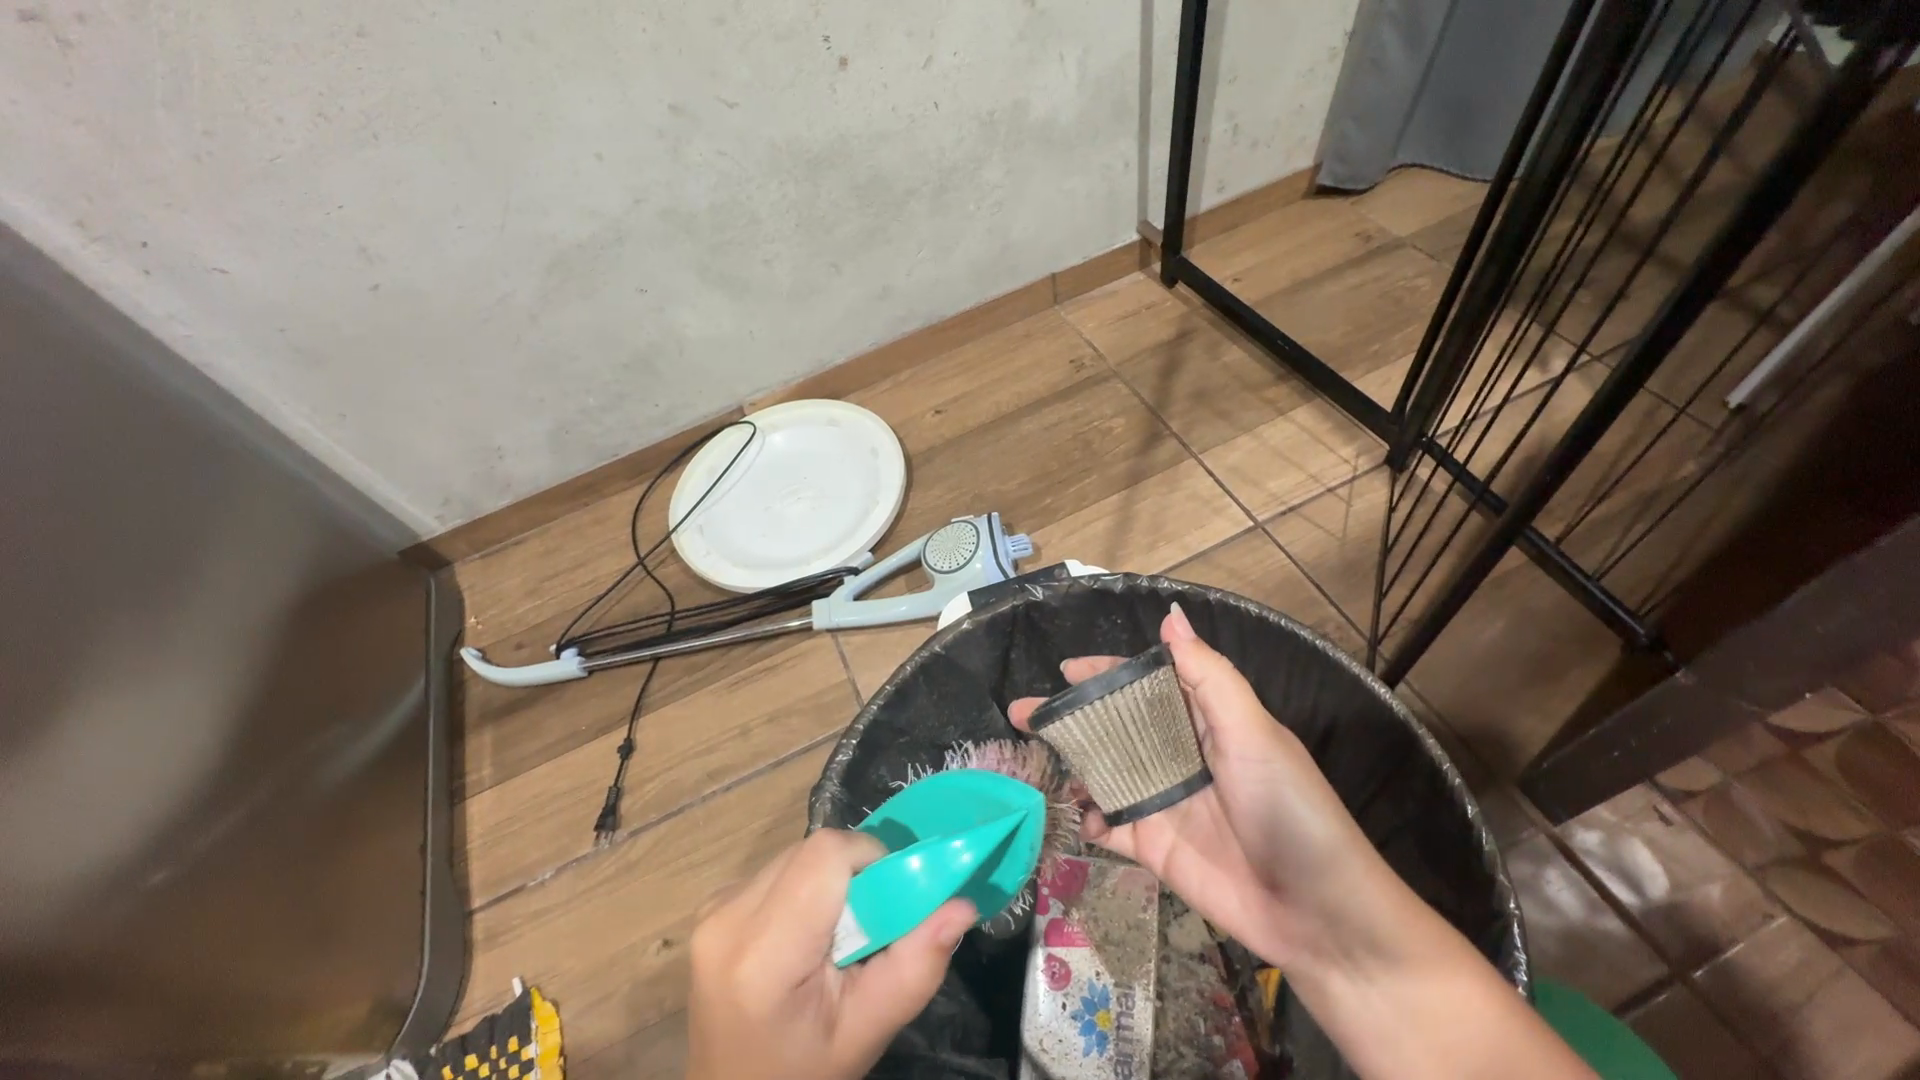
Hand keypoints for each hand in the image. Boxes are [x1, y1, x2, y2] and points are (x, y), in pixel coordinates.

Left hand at [684, 830, 976, 1079]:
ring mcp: (713, 906)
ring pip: (798, 854)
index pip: (826, 854)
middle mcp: (727, 914)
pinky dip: (805, 890)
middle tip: (870, 931)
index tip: (892, 905)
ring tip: (836, 941)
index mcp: (761, 953)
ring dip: (830, 883)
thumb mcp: (866, 1032)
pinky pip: (779, 869)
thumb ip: (915, 967)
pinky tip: (806, 938)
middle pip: (813, 851)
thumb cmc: (803, 1072)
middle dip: (854, 876)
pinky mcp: (712, 903)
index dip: (871, 862)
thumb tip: (962, 905)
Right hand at [1015, 606, 1596, 1078]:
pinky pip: (1110, 824)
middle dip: (1074, 716)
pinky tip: (1075, 813)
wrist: (1318, 917)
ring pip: (1107, 772)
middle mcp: (1183, 756)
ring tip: (1034, 755)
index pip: (1150, 683)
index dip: (1108, 673)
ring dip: (1073, 762)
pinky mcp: (1154, 848)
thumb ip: (1208, 677)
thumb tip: (1171, 615)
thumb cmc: (1291, 812)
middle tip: (1024, 713)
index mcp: (1210, 721)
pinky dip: (1088, 817)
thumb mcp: (1255, 735)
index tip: (1064, 669)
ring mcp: (1165, 803)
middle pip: (1118, 726)